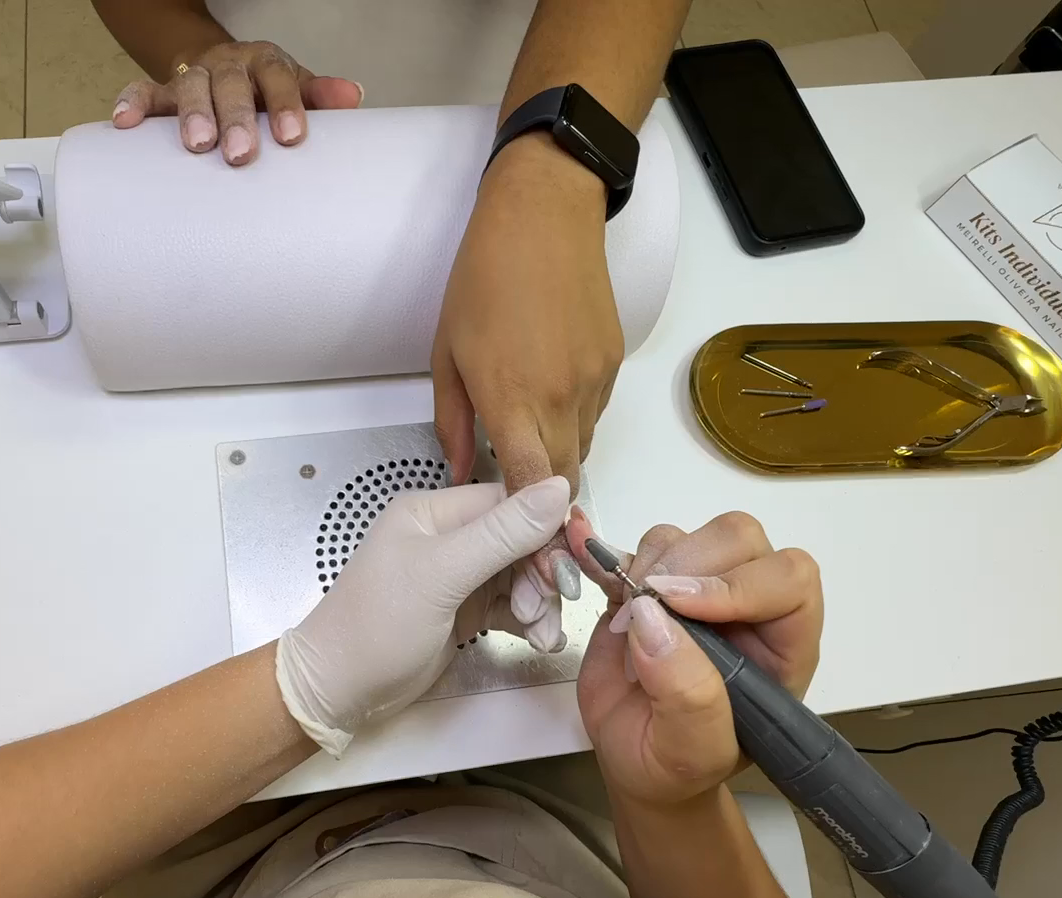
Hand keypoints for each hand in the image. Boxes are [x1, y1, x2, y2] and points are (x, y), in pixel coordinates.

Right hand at [112, 41, 362, 165]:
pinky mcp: (164, 91)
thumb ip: (319, 96)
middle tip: (239, 154)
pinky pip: (146, 92)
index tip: (291, 138)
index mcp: (264, 64)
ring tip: (196, 145)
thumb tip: (354, 97)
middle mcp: (229, 66)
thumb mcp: (294, 89)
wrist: (223, 69)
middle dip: (236, 118)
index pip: (277, 77)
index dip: (285, 105)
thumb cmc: (264, 93)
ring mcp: (195, 76)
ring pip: (190, 87)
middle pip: (231, 84)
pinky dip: (134, 104)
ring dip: (192, 114)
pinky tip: (125, 123)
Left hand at [277, 476, 570, 754]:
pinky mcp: (463, 609)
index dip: (544, 530)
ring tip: (541, 633)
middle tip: (549, 607)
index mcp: (433, 512)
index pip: (508, 503)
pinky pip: (509, 604)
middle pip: (519, 541)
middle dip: (542, 574)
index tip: (569, 564)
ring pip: (520, 575)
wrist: (339, 689)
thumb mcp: (441, 574)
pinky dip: (528, 620)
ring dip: (540, 603)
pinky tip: (539, 640)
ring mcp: (456, 575)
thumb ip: (502, 533)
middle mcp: (447, 537)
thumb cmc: (380, 623)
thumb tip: (562, 486)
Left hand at [432, 135, 620, 495]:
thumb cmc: (480, 280)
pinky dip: (575, 423)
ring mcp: (595, 382)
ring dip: (558, 458)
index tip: (505, 519)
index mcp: (513, 401)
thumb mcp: (446, 353)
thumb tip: (459, 471)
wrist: (544, 214)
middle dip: (541, 497)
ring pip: (584, 449)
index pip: (529, 488)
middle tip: (515, 488)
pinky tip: (551, 398)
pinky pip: (597, 415)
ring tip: (530, 436)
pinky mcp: (615, 363)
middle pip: (564, 481)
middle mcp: (562, 400)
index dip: (522, 516)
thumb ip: (453, 422)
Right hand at [573, 512, 822, 806]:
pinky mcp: (645, 588)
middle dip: (687, 562)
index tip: (679, 605)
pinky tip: (590, 566)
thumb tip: (651, 617)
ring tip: (624, 619)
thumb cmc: (673, 766)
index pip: (787, 580)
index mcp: (782, 645)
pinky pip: (634, 547)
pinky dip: (607, 554)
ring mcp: (692, 591)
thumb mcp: (691, 752)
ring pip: (684, 536)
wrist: (633, 761)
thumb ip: (689, 696)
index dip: (737, 582)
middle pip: (739, 539)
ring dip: (647, 564)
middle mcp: (744, 606)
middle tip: (644, 603)